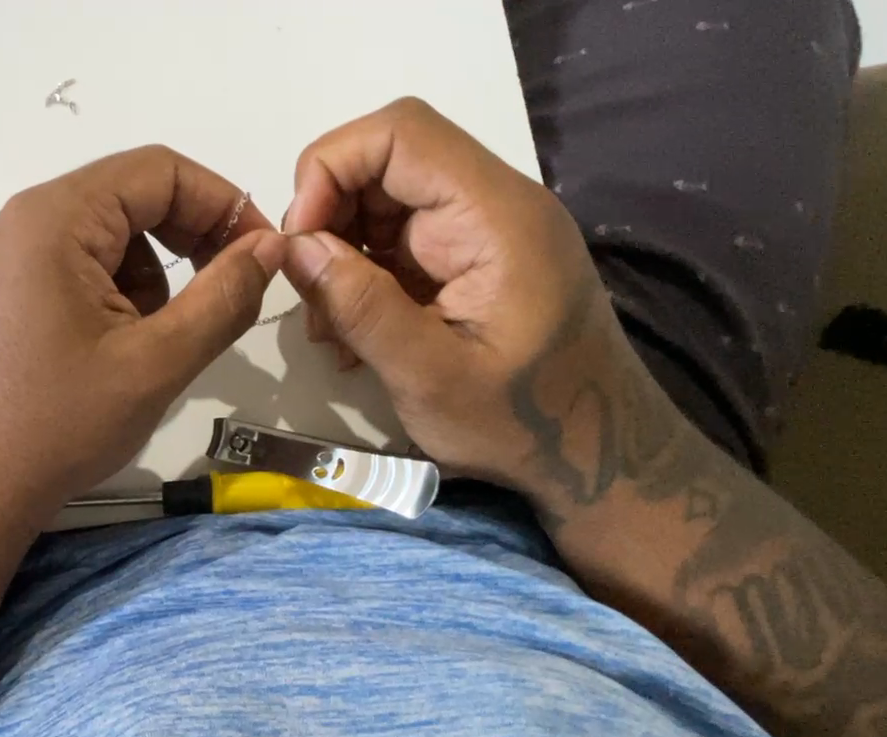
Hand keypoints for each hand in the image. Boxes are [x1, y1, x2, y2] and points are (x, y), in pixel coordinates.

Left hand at [0, 145, 286, 527]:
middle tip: (226, 296)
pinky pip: (83, 271)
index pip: (159, 172)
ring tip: (156, 345)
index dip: (223, 205)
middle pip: (133, 198)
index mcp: (56, 218)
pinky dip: (120, 299)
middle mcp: (26, 222)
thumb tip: (271, 246)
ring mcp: (12, 261)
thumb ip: (224, 297)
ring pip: (112, 240)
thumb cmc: (62, 425)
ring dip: (156, 279)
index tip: (263, 257)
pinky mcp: (11, 297)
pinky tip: (120, 353)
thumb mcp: (157, 363)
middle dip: (190, 242)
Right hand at [281, 98, 671, 505]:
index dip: (330, 170)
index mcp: (493, 217)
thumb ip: (361, 307)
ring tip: (328, 330)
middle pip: (385, 165)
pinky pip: (395, 247)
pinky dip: (358, 282)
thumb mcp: (428, 377)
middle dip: (327, 222)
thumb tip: (296, 249)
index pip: (400, 134)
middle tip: (309, 300)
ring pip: (382, 207)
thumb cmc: (519, 423)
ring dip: (337, 259)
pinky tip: (349, 336)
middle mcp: (488, 206)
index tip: (299, 246)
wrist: (590, 451)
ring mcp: (477, 235)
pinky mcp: (466, 264)